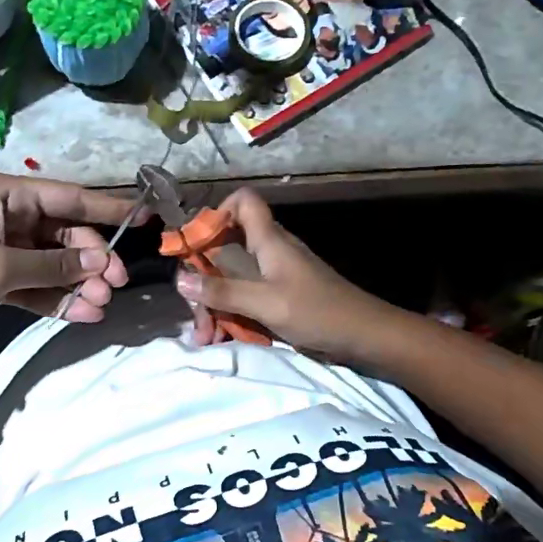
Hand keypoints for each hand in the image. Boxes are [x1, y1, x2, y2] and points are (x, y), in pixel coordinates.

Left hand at [0, 172, 142, 366]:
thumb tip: (102, 265)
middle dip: (93, 259)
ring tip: (100, 306)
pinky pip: (38, 287)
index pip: (67, 198)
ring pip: (55, 265)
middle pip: (66, 235)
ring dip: (79, 284)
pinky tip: (83, 315)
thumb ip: (52, 265)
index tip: (144, 219)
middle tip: (114, 285)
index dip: (107, 209)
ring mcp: (2, 252)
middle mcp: (7, 218)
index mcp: (3, 195)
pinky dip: (59, 300)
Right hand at [173, 188, 396, 357]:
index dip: (217, 213)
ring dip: (216, 305)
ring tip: (207, 338)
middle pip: (227, 249)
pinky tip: (223, 339)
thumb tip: (179, 279)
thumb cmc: (317, 311)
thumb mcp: (265, 303)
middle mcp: (270, 252)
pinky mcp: (280, 297)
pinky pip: (247, 299)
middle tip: (195, 316)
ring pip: (234, 279)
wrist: (363, 335)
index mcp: (269, 240)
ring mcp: (275, 276)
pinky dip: (233, 315)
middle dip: (204, 280)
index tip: (195, 244)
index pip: (243, 202)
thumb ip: (223, 292)